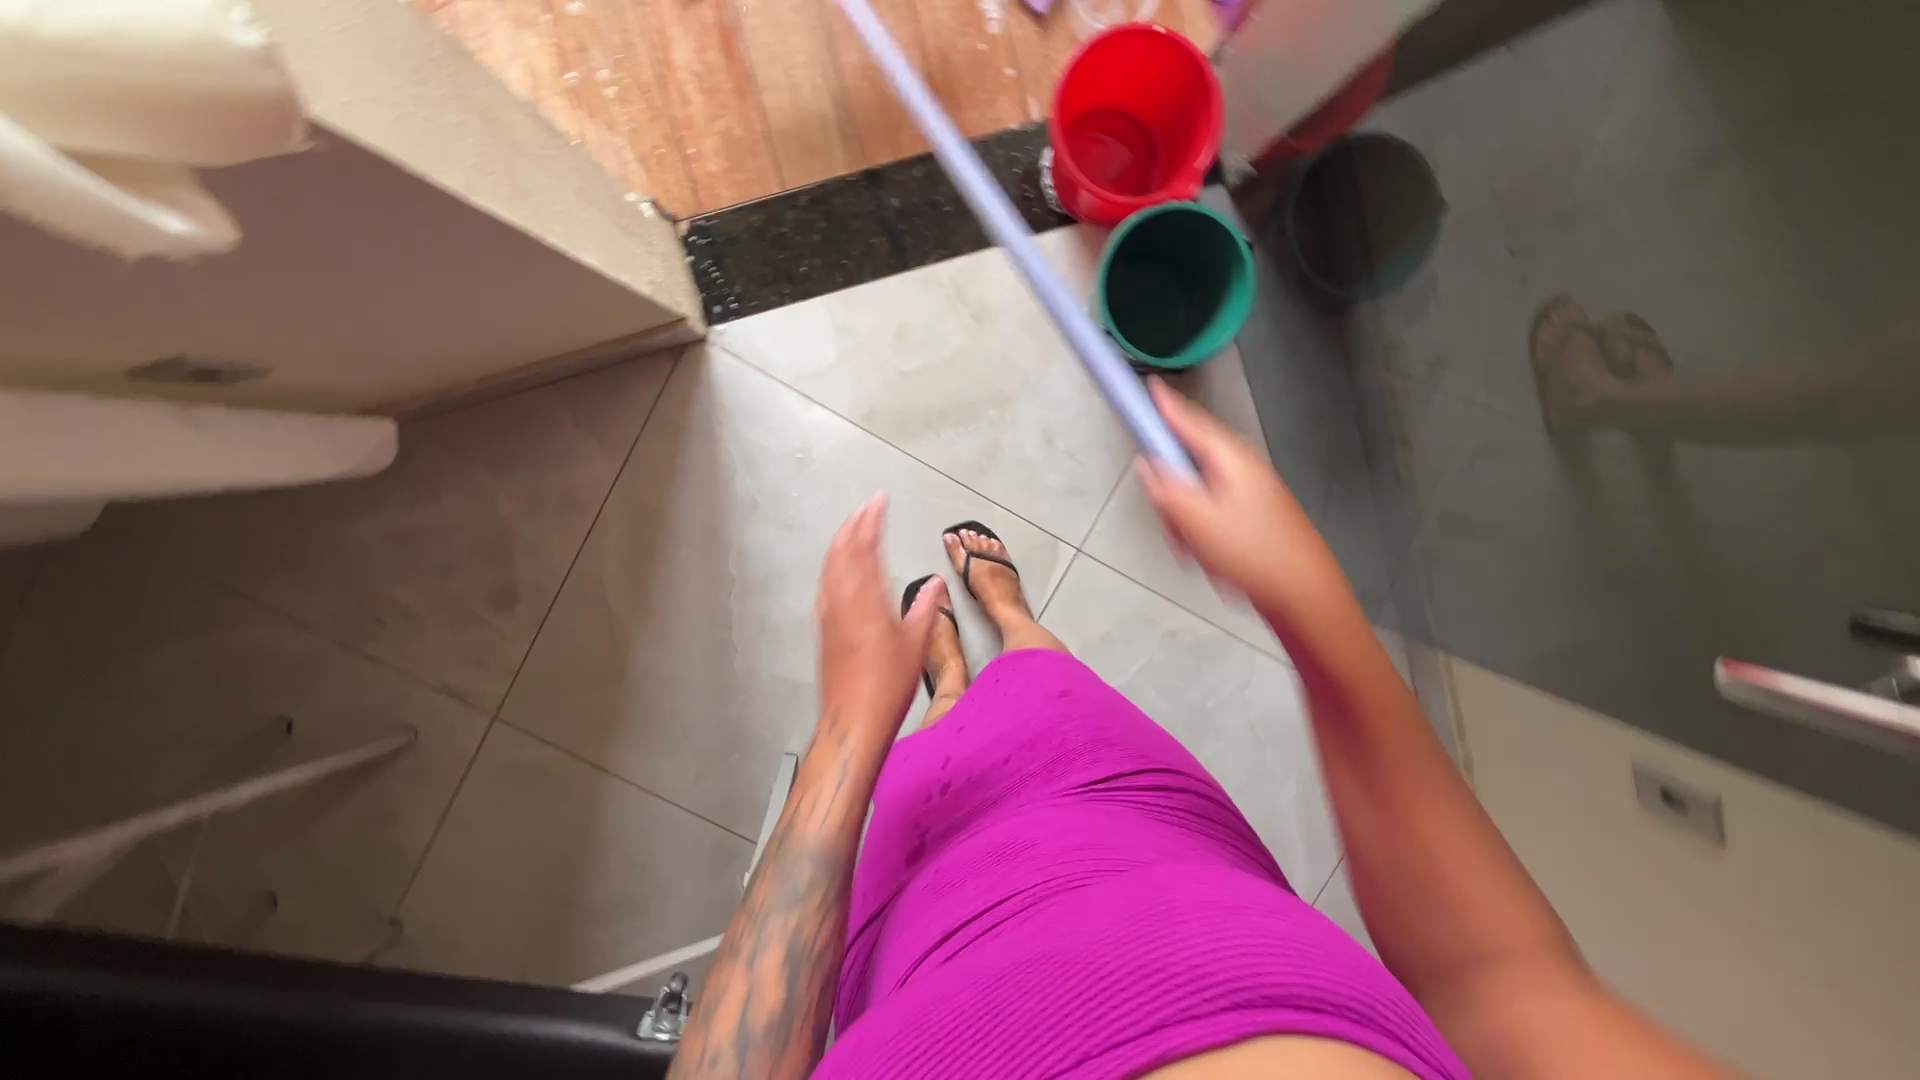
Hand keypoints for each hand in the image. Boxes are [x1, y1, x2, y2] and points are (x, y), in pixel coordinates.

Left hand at [815, 492, 945, 742]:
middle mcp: (841, 601)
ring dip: (841, 542)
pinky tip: (839, 570)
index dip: (872, 520)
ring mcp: (828, 615)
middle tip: (865, 507)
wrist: (852, 720)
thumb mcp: (916, 645)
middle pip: (842, 550)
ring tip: (852, 528)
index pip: (866, 546)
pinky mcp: (824, 629)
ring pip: (830, 566)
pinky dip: (833, 566)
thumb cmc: (885, 687)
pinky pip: (826, 585)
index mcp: (866, 599)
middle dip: (854, 524)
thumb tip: (934, 584)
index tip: (879, 500)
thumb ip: (926, 608)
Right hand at [1134, 379, 1340, 615]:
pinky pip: (1213, 515)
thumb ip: (1167, 491)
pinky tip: (1212, 558)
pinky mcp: (1254, 517)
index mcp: (1231, 462)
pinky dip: (1203, 534)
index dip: (1166, 407)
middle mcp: (1243, 471)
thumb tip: (1147, 465)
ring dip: (1187, 522)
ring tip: (1197, 551)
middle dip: (1172, 496)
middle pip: (1189, 466)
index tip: (1149, 388)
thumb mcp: (1197, 522)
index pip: (1191, 423)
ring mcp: (1251, 494)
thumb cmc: (1255, 555)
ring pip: (1198, 495)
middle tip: (1173, 526)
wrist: (1303, 593)